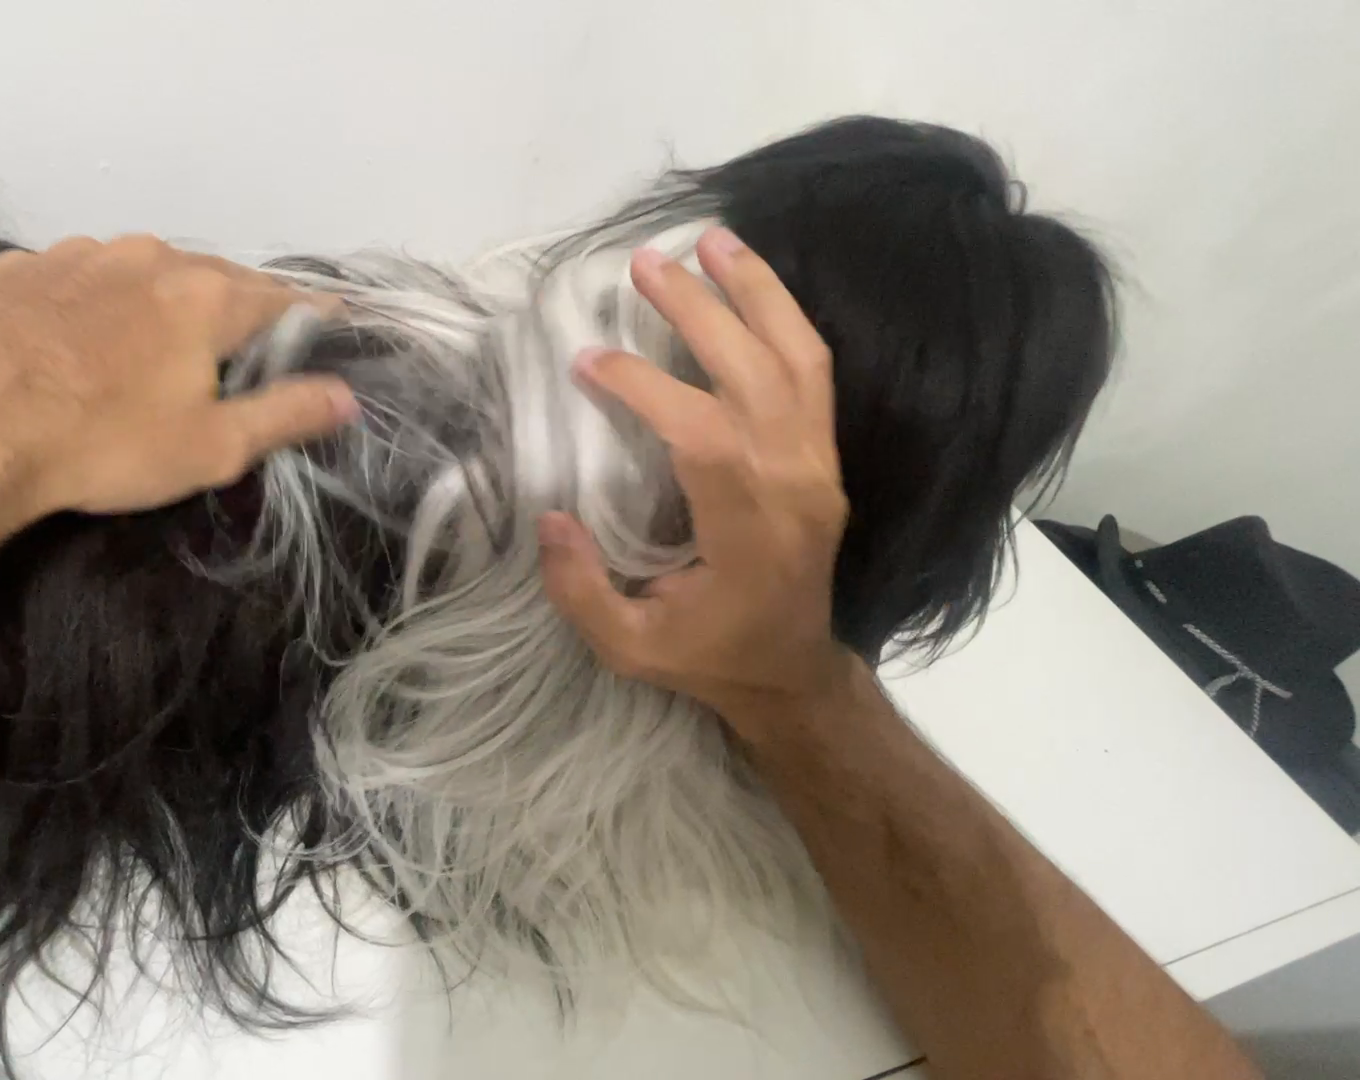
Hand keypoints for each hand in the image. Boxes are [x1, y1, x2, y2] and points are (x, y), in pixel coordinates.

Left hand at [0, 233, 357, 523]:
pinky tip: (88, 337)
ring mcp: (80, 254)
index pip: (285, 298)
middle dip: (244, 310)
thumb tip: (349, 396)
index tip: (333, 326)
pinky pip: (86, 279)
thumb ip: (286, 415)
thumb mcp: (212, 446)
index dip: (315, 315)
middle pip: (219, 279)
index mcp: (207, 297)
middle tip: (252, 346)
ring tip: (169, 340)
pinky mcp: (20, 268)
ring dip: (172, 301)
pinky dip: (106, 302)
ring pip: (149, 273)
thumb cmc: (104, 442)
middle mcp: (151, 257)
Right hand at [538, 227, 856, 733]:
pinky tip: (752, 287)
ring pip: (798, 358)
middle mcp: (795, 486)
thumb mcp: (627, 648)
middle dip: (698, 310)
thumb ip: (581, 591)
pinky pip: (814, 373)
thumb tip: (550, 517)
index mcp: (747, 532)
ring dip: (755, 292)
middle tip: (645, 264)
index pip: (702, 433)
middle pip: (754, 373)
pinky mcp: (824, 459)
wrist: (791, 673)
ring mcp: (819, 467)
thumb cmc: (706, 657)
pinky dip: (784, 319)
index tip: (589, 362)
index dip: (645, 386)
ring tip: (713, 239)